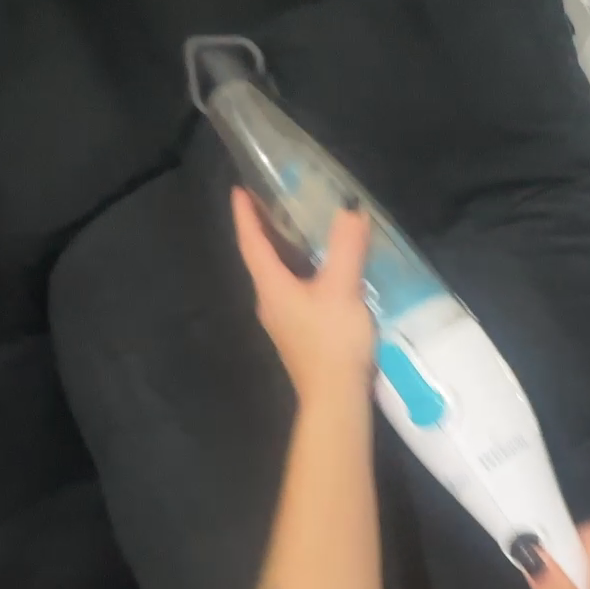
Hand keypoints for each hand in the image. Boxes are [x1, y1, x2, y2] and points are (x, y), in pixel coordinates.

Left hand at [232, 187, 375, 406]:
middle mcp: (270, 303)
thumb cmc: (333, 341)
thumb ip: (346, 247)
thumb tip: (350, 209)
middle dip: (265, 230)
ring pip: (278, 278)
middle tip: (273, 201)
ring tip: (298, 231)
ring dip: (284, 253)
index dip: (246, 215)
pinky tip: (322, 273)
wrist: (336, 398)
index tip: (239, 189)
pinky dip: (301, 274)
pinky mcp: (300, 337)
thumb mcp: (343, 288)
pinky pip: (295, 294)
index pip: (251, 243)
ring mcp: (284, 323)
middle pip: (261, 259)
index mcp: (272, 287)